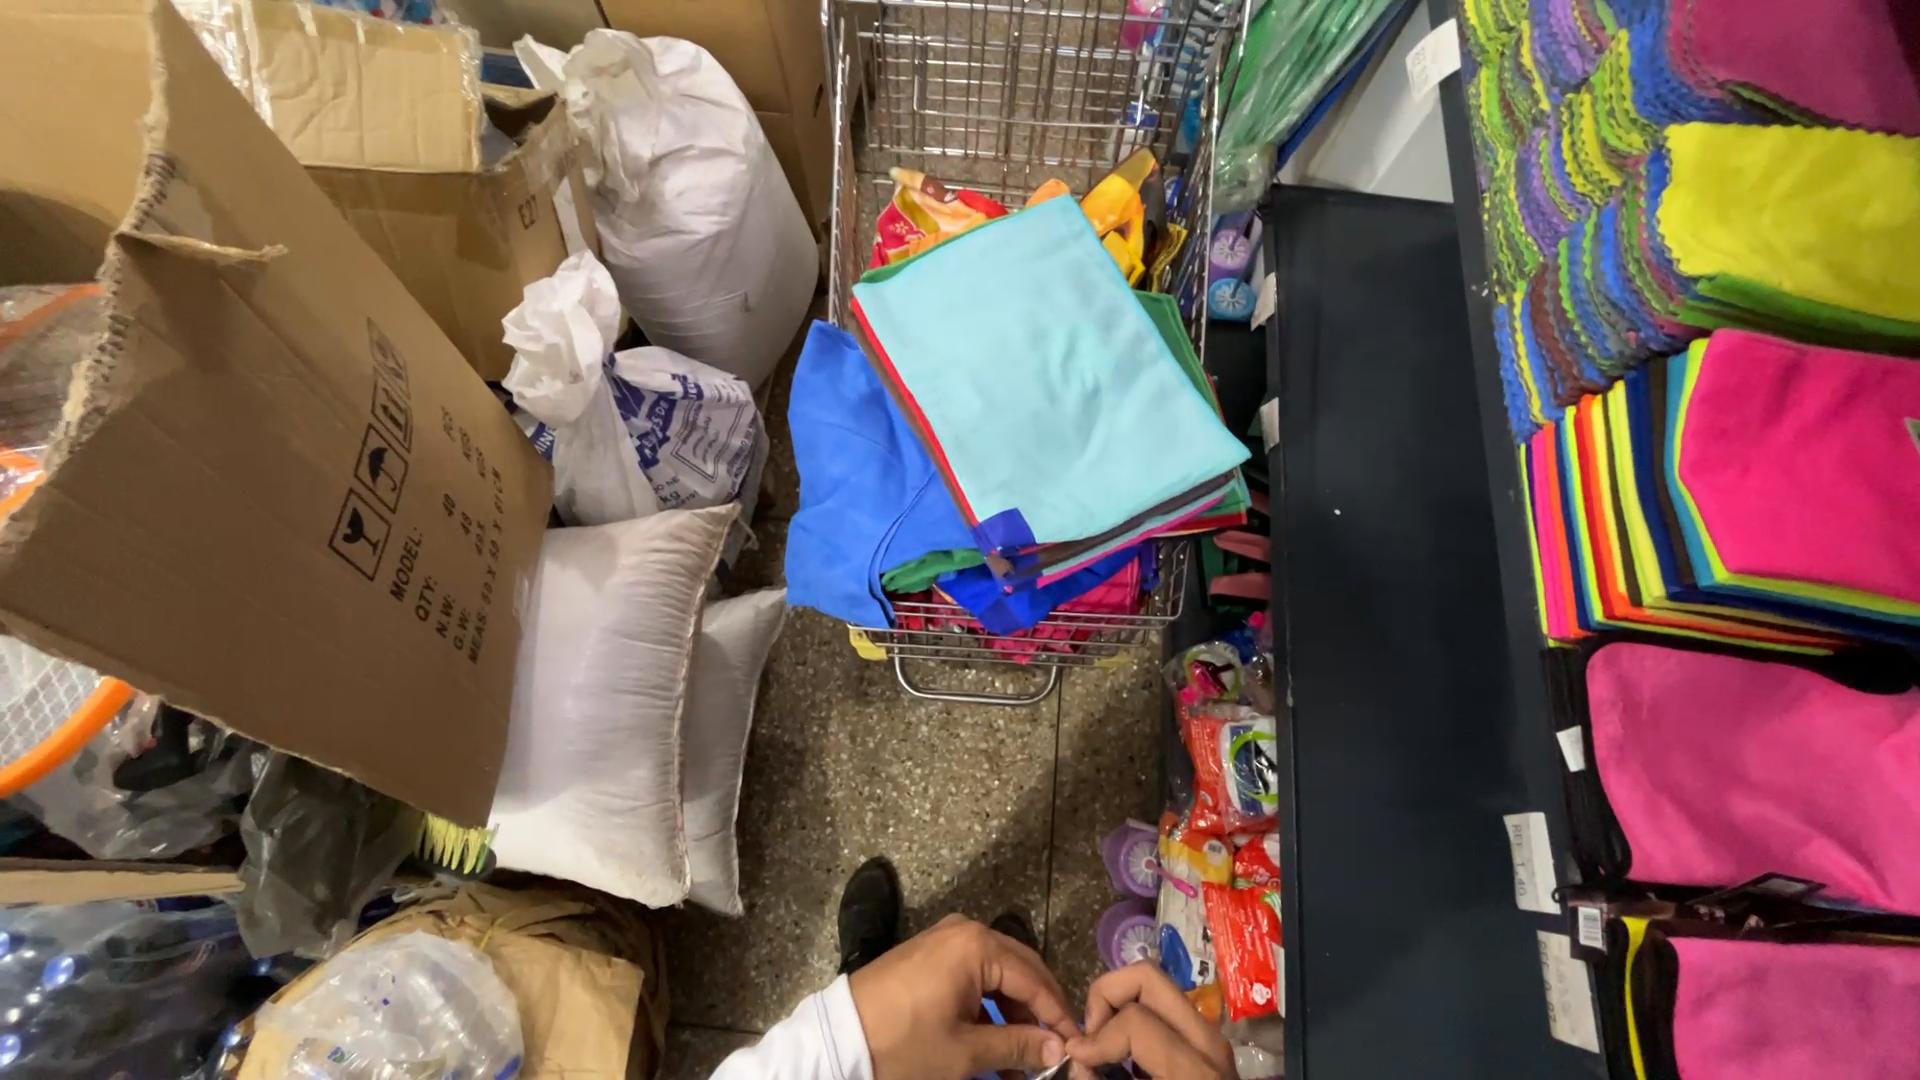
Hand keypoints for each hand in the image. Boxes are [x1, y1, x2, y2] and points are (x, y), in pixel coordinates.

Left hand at [849, 914, 1079, 1079]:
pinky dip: (988, 1007)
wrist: (840, 1036)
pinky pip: (973, 975)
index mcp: (977, 945)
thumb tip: (1060, 1048)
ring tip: (1027, 1060)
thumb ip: (1017, 1046)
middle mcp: (965, 931)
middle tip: (1058, 1050)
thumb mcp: (964, 1052)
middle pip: (1019, 968)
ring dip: (1014, 1014)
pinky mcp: (931, 954)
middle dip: (1039, 1011)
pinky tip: (996, 1043)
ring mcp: (945, 939)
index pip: (1034, 978)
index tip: (1078, 1047)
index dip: (1058, 1015)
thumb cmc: (905, 1043)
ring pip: (997, 973)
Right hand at [1065, 962, 1235, 1079]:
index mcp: (1195, 1072)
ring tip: (1104, 1040)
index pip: (1136, 1022)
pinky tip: (1125, 1051)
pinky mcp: (1207, 1044)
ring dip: (1120, 1004)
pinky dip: (1135, 1015)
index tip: (1077, 1059)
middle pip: (1147, 977)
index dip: (1097, 1038)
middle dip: (1107, 994)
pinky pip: (1164, 1008)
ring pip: (1155, 985)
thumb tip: (1077, 1058)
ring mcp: (1212, 1039)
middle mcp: (1209, 1043)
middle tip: (1091, 1032)